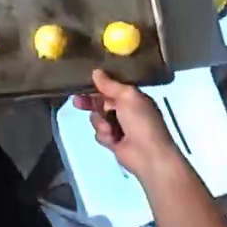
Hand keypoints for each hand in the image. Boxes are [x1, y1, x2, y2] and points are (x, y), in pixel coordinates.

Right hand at [74, 69, 187, 184]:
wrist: (149, 155)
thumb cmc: (141, 121)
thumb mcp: (127, 97)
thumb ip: (110, 84)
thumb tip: (96, 71)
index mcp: (132, 97)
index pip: (111, 87)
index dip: (97, 85)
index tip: (83, 82)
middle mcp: (125, 110)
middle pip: (101, 101)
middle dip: (89, 102)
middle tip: (77, 102)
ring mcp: (119, 126)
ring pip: (97, 117)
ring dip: (100, 122)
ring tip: (109, 129)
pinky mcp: (113, 141)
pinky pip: (99, 133)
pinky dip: (104, 135)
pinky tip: (112, 139)